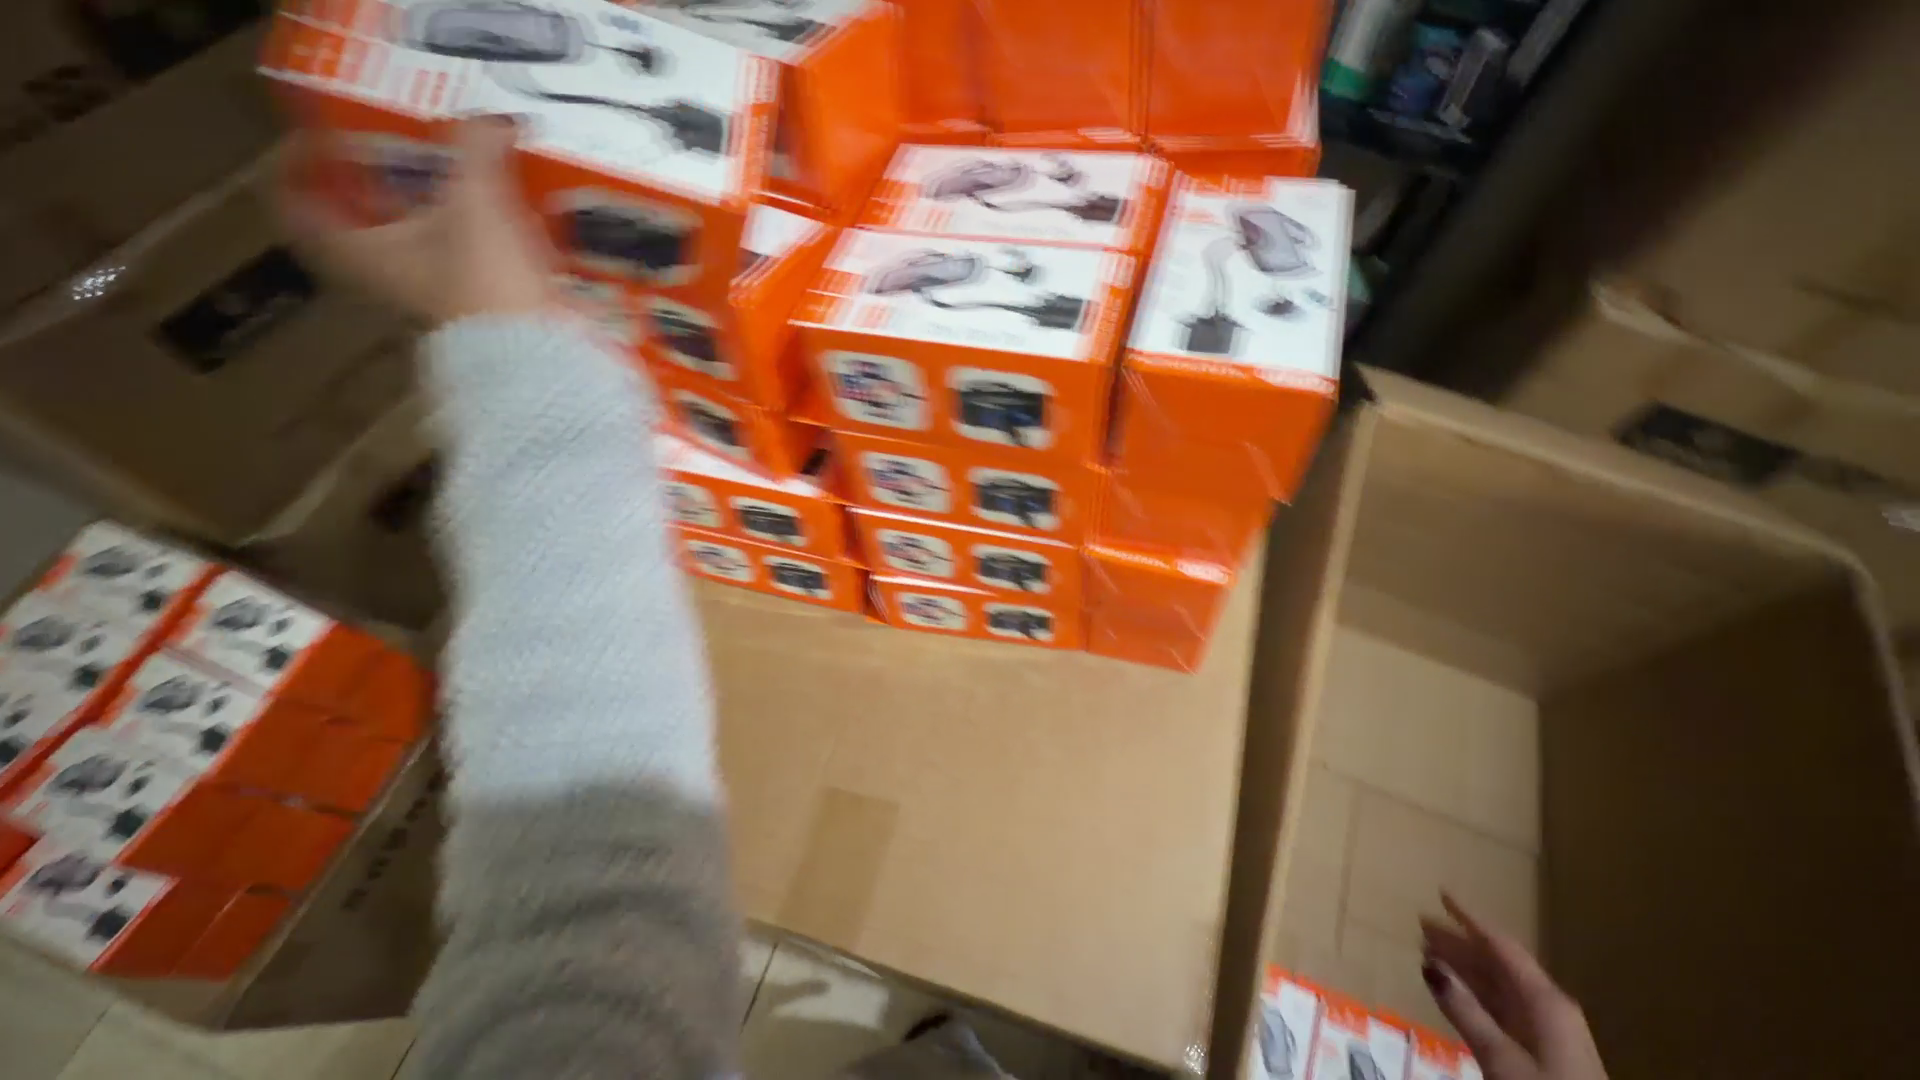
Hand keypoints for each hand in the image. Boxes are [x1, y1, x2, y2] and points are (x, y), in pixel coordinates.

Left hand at [278, 116, 555, 324]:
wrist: (533, 353)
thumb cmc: (484, 279)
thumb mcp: (477, 201)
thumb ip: (477, 150)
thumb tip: (494, 119)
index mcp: (357, 250)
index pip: (295, 203)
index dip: (298, 166)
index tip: (321, 137)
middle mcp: (380, 277)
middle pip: (356, 221)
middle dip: (375, 185)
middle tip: (393, 152)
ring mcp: (424, 297)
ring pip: (407, 242)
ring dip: (424, 212)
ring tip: (450, 180)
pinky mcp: (467, 310)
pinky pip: (451, 263)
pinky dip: (464, 240)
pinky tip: (491, 220)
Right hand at [1421, 894, 1608, 1079]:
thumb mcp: (1500, 1058)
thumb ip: (1465, 1010)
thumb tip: (1430, 965)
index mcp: (1544, 1000)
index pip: (1501, 946)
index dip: (1469, 919)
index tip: (1441, 893)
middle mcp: (1548, 1006)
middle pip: (1498, 963)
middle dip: (1459, 942)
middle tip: (1421, 925)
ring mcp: (1548, 1029)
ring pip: (1499, 986)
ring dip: (1464, 968)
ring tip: (1428, 953)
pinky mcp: (1543, 1050)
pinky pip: (1503, 1007)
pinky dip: (1476, 994)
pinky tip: (1455, 992)